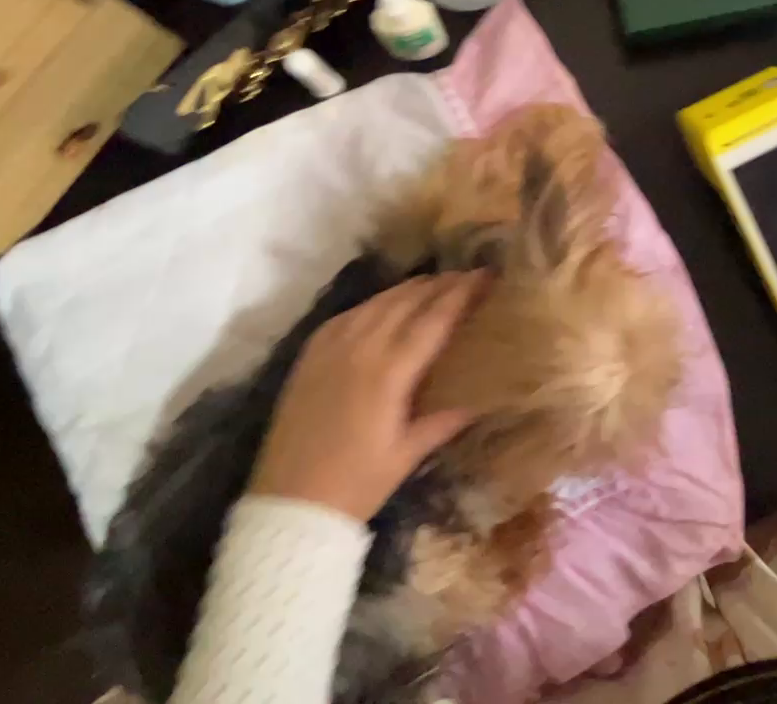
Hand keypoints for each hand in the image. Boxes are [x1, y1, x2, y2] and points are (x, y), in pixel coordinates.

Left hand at [247, 273, 485, 521]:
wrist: (290, 502)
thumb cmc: (356, 484)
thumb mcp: (408, 453)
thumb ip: (445, 419)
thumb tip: (484, 398)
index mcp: (389, 372)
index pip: (434, 319)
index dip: (462, 293)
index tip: (485, 274)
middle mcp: (360, 348)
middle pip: (407, 300)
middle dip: (440, 284)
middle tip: (468, 275)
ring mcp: (331, 346)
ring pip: (377, 301)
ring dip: (409, 289)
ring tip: (436, 283)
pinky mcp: (311, 352)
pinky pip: (350, 313)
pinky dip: (376, 302)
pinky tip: (388, 304)